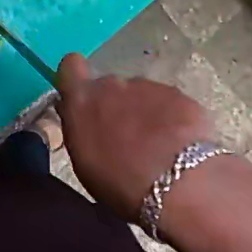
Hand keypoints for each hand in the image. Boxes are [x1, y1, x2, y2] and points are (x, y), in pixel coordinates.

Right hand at [56, 54, 216, 219]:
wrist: (176, 186)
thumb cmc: (118, 181)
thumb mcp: (82, 160)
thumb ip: (79, 127)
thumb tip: (79, 112)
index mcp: (83, 99)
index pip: (70, 65)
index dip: (76, 77)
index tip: (83, 97)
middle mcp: (114, 84)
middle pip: (110, 87)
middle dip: (115, 105)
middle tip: (125, 137)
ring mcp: (150, 87)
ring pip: (142, 95)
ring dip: (144, 113)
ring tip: (156, 146)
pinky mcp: (181, 96)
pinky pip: (170, 104)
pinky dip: (172, 119)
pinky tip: (177, 145)